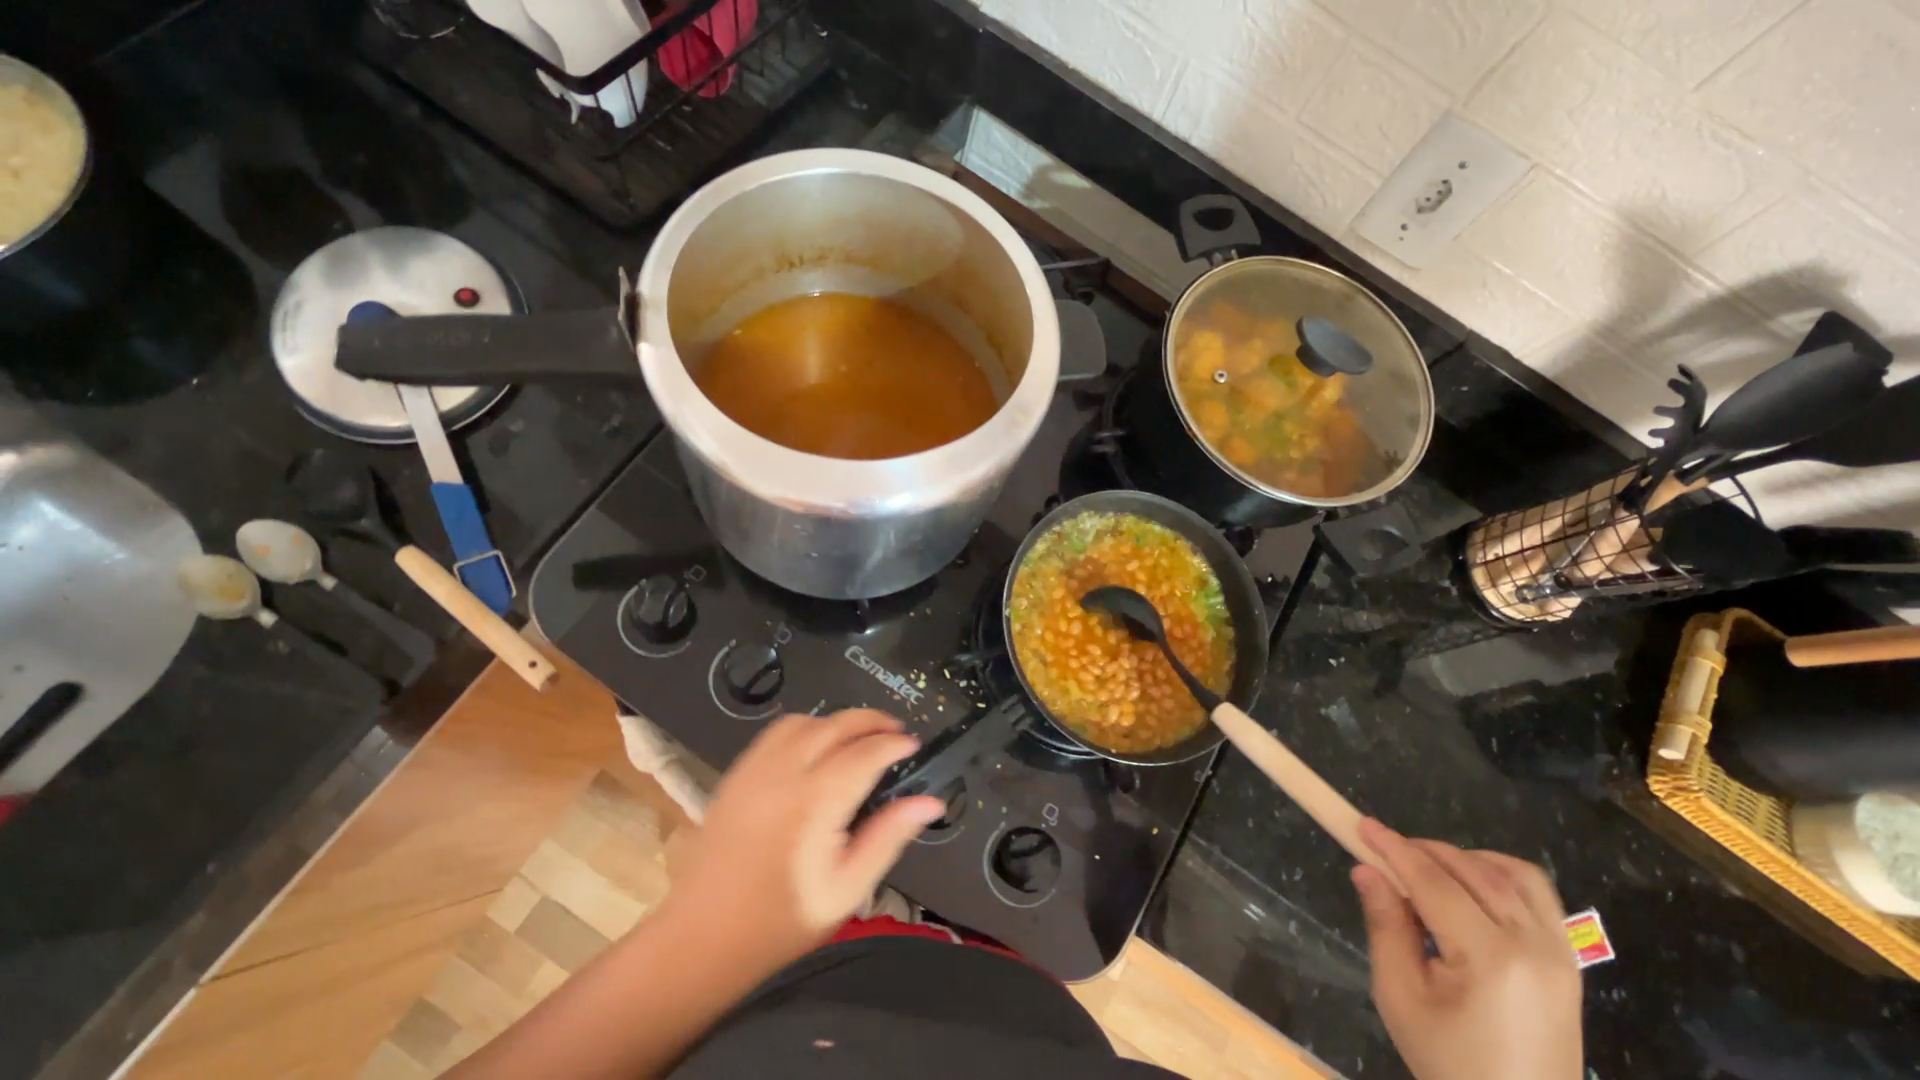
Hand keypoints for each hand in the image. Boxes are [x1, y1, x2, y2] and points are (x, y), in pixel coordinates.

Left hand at [663, 710, 944, 970]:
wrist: (702, 938)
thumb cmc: (781, 922)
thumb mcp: (846, 890)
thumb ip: (887, 838)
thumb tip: (929, 803)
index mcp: (815, 801)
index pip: (865, 752)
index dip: (894, 744)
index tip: (915, 747)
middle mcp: (783, 773)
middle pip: (834, 724)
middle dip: (871, 722)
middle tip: (895, 734)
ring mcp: (753, 770)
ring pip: (802, 721)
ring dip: (835, 722)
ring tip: (857, 741)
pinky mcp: (734, 776)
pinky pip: (773, 734)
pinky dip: (804, 730)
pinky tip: (815, 753)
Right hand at [1352, 819, 1582, 1079]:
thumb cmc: (1450, 1063)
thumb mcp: (1401, 998)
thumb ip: (1386, 928)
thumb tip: (1367, 871)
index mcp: (1490, 959)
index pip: (1435, 883)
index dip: (1395, 849)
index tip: (1362, 825)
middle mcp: (1534, 944)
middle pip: (1473, 870)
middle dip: (1424, 850)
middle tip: (1384, 849)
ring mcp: (1560, 951)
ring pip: (1512, 873)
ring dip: (1465, 858)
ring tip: (1427, 867)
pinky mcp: (1569, 959)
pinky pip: (1539, 895)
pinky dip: (1502, 875)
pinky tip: (1473, 884)